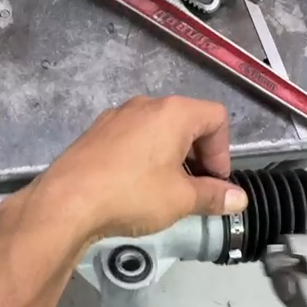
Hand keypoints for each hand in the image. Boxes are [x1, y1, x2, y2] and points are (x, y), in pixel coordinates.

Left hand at [17, 96, 247, 243]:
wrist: (67, 201)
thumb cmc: (132, 194)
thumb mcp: (181, 199)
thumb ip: (213, 196)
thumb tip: (239, 199)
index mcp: (173, 112)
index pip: (216, 118)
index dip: (223, 152)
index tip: (215, 183)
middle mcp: (145, 105)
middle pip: (187, 122)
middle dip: (198, 155)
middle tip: (194, 190)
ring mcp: (116, 116)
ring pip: (158, 130)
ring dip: (171, 157)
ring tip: (165, 192)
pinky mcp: (95, 133)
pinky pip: (132, 139)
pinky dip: (144, 157)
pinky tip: (135, 187)